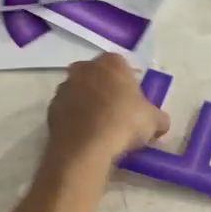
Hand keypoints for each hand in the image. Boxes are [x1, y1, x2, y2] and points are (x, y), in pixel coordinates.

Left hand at [44, 55, 169, 172]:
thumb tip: (160, 123)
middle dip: (105, 90)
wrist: (86, 148)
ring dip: (88, 104)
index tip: (134, 103)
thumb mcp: (154, 121)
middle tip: (118, 113)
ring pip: (80, 93)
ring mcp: (64, 87)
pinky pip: (68, 110)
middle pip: (98, 76)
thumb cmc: (124, 124)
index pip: (122, 66)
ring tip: (100, 128)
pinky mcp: (51, 108)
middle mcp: (84, 68)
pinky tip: (86, 135)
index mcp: (111, 63)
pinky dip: (75, 119)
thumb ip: (158, 118)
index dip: (129, 84)